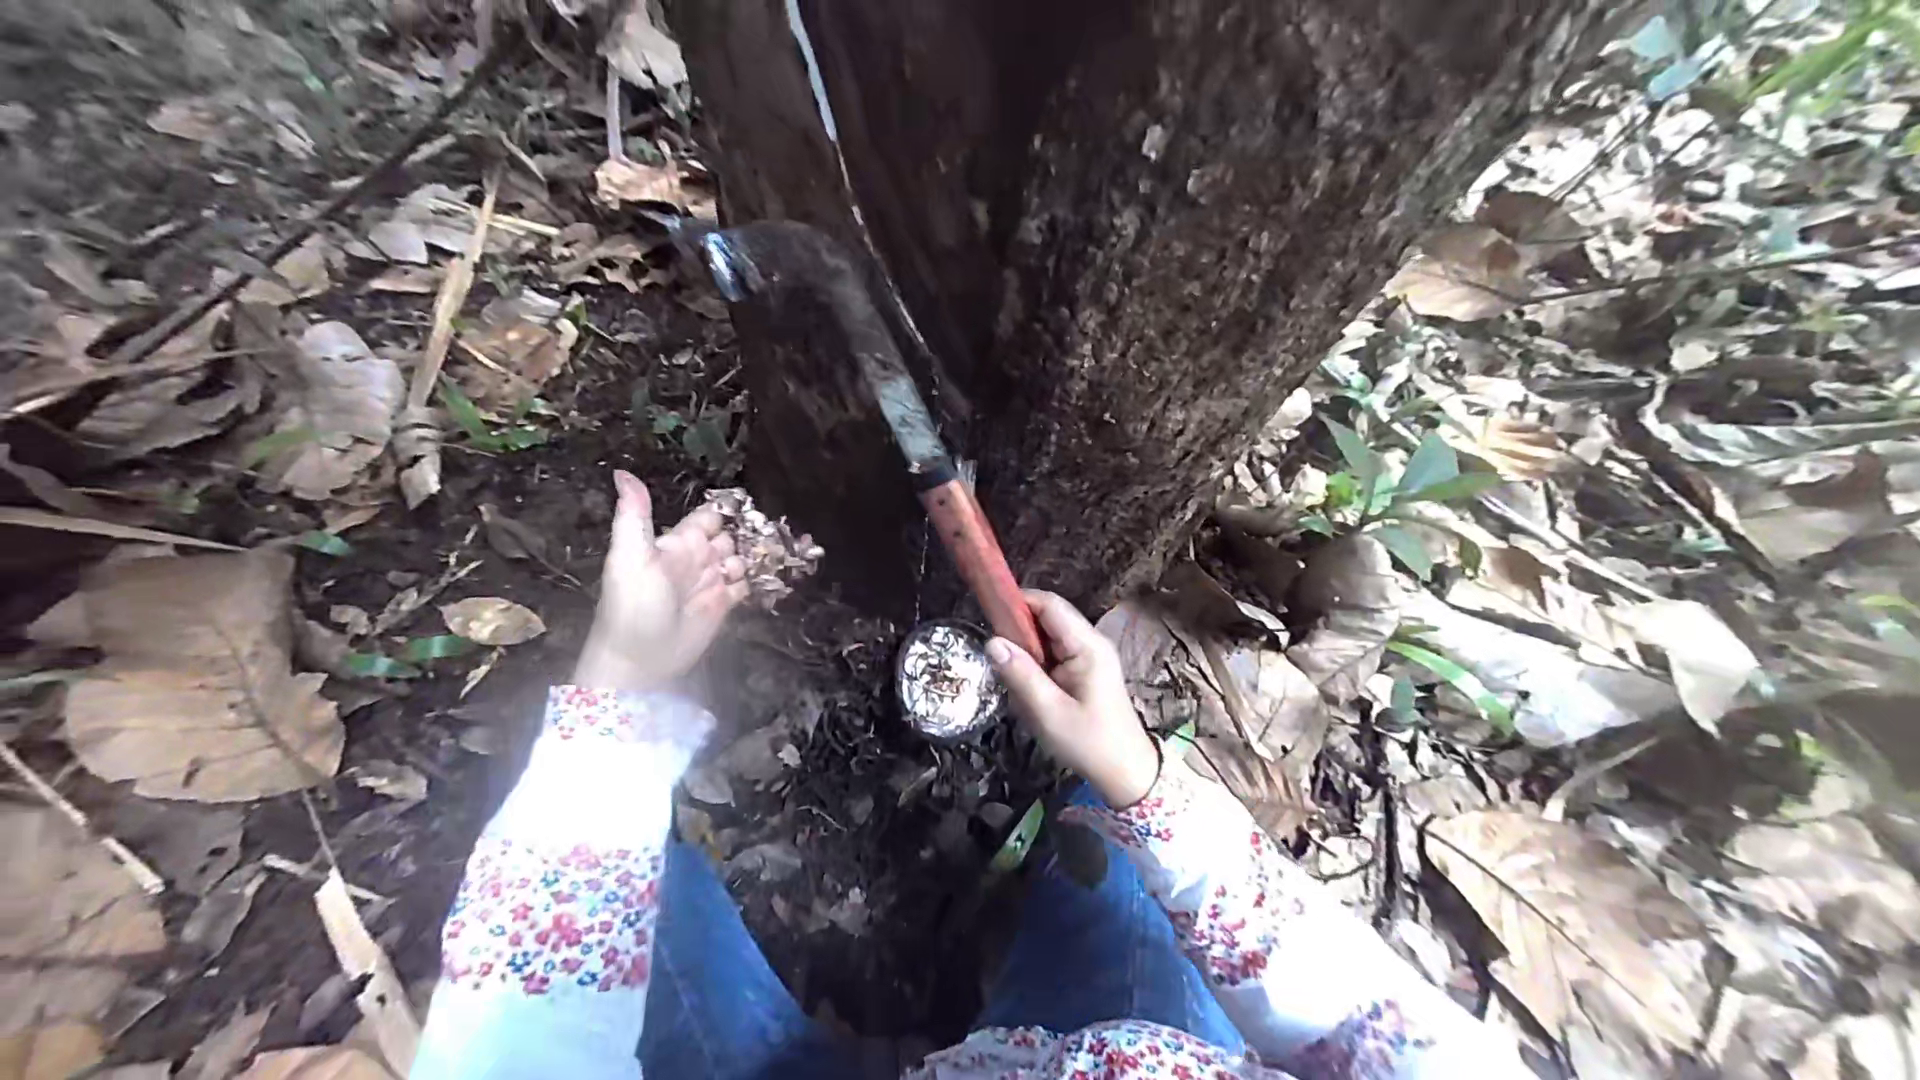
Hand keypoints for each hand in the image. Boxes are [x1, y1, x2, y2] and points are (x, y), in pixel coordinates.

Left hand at [572, 471, 748, 693]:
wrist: (640, 659)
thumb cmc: (633, 606)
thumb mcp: (630, 557)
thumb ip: (634, 516)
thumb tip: (623, 473)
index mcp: (677, 544)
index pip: (707, 518)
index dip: (726, 511)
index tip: (748, 506)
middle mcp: (697, 559)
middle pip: (729, 536)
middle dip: (748, 532)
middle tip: (769, 532)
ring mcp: (711, 582)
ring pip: (741, 558)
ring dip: (756, 555)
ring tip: (771, 555)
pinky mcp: (724, 605)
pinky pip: (746, 585)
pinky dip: (758, 578)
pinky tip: (770, 574)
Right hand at [985, 590, 1160, 807]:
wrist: (1126, 773)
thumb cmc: (1089, 743)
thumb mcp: (1048, 712)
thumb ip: (1020, 675)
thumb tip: (991, 641)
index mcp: (1087, 646)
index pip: (1049, 605)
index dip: (1018, 602)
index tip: (988, 616)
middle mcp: (1090, 642)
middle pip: (1048, 617)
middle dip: (1018, 631)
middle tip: (997, 657)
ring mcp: (1089, 655)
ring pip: (1047, 636)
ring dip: (1026, 650)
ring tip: (1013, 678)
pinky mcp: (1085, 669)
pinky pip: (1053, 653)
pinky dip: (1036, 664)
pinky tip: (1029, 689)